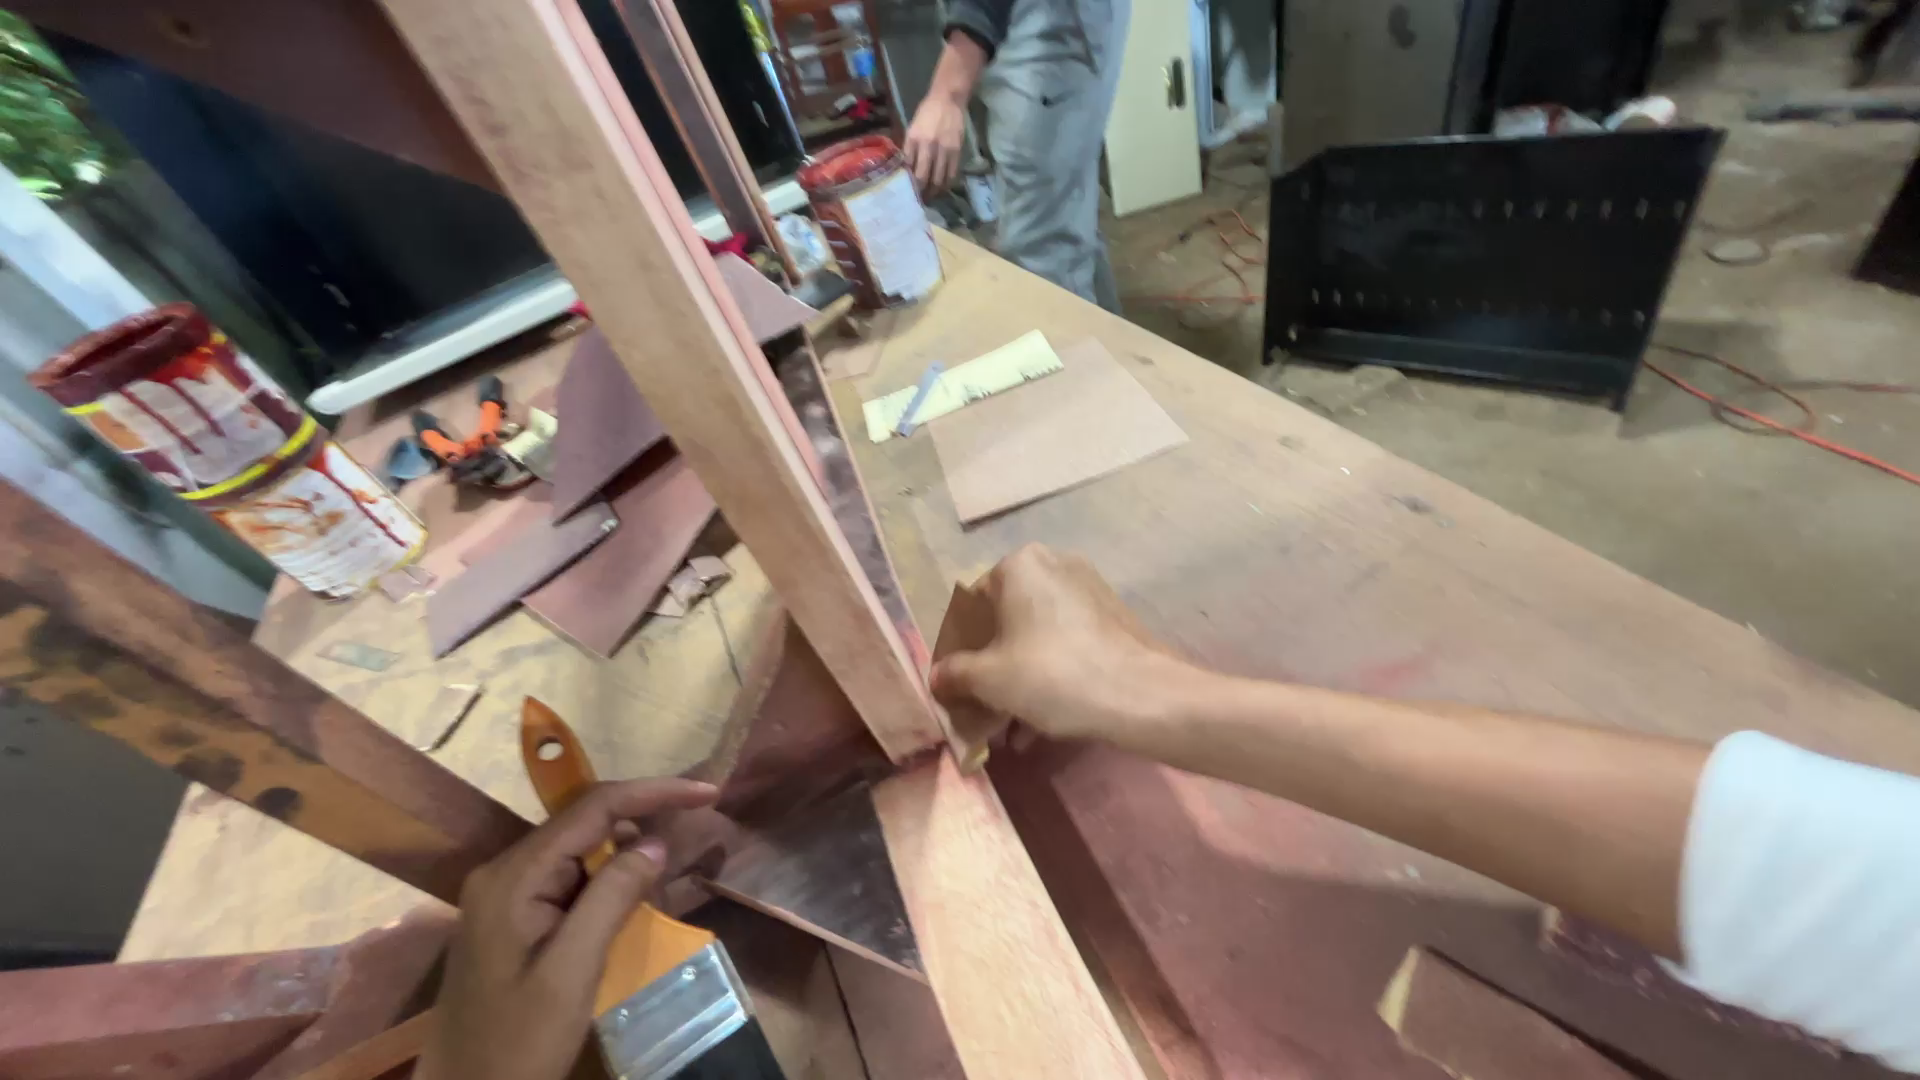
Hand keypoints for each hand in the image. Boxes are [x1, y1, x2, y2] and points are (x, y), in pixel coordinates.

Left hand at [415, 779, 718, 1079]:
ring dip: (629, 844)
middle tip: (699, 814)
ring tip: (674, 852)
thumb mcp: (572, 972)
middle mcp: (505, 871)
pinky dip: (610, 872)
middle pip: (586, 819)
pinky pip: (571, 873)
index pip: (592, 808)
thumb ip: (612, 897)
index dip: (653, 792)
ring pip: (581, 844)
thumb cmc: (517, 1043)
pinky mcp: (515, 914)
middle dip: (645, 812)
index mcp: (513, 876)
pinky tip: (637, 885)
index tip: (706, 792)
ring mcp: (507, 892)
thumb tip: (656, 842)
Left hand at [904, 92, 966, 193]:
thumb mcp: (912, 129)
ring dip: (934, 192)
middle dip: (922, 193)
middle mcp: (929, 146)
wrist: (948, 100)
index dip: (910, 185)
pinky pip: (952, 174)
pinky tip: (943, 187)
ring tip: (931, 196)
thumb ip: (909, 149)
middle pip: (925, 178)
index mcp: (915, 140)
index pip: (911, 169)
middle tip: (920, 200)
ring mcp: (944, 150)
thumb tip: (905, 170)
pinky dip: (947, 184)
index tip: (909, 193)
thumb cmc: (926, 114)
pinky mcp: (957, 151)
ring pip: (939, 180)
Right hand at [930, 544, 1196, 741]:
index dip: (957, 650)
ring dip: (1019, 678)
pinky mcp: (1112, 616)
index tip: (955, 686)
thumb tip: (935, 677)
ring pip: (1037, 636)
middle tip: (981, 708)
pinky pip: (1066, 643)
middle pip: (1006, 621)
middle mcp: (1054, 564)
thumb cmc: (1052, 674)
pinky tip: (1040, 723)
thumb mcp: (990, 679)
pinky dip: (1049, 674)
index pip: (970, 606)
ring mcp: (1088, 588)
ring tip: (1009, 727)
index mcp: (1019, 565)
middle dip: (992, 668)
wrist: (1140, 695)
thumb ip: (954, 674)